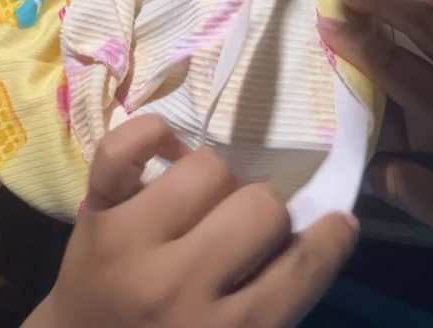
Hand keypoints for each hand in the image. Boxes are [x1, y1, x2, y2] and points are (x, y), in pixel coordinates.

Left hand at [25, 114, 358, 327]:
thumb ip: (271, 299)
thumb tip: (314, 230)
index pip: (298, 271)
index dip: (329, 240)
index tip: (338, 220)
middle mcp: (178, 288)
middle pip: (259, 208)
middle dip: (266, 212)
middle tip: (249, 226)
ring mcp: (131, 242)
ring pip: (208, 168)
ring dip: (219, 180)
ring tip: (208, 200)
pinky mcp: (94, 211)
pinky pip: (124, 147)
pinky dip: (153, 133)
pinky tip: (170, 152)